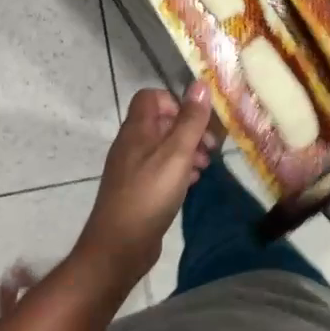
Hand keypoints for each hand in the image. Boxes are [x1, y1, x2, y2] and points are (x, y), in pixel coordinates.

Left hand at [72, 84, 216, 280]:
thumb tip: (199, 84)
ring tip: (204, 167)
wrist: (119, 246)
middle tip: (210, 148)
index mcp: (137, 130)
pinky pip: (161, 169)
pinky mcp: (138, 189)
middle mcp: (132, 144)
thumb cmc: (149, 194)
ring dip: (186, 152)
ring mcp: (133, 168)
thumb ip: (190, 120)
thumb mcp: (177, 154)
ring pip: (163, 147)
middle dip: (188, 130)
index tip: (197, 121)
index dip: (176, 102)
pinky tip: (191, 184)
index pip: (151, 97)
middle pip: (161, 122)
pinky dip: (178, 171)